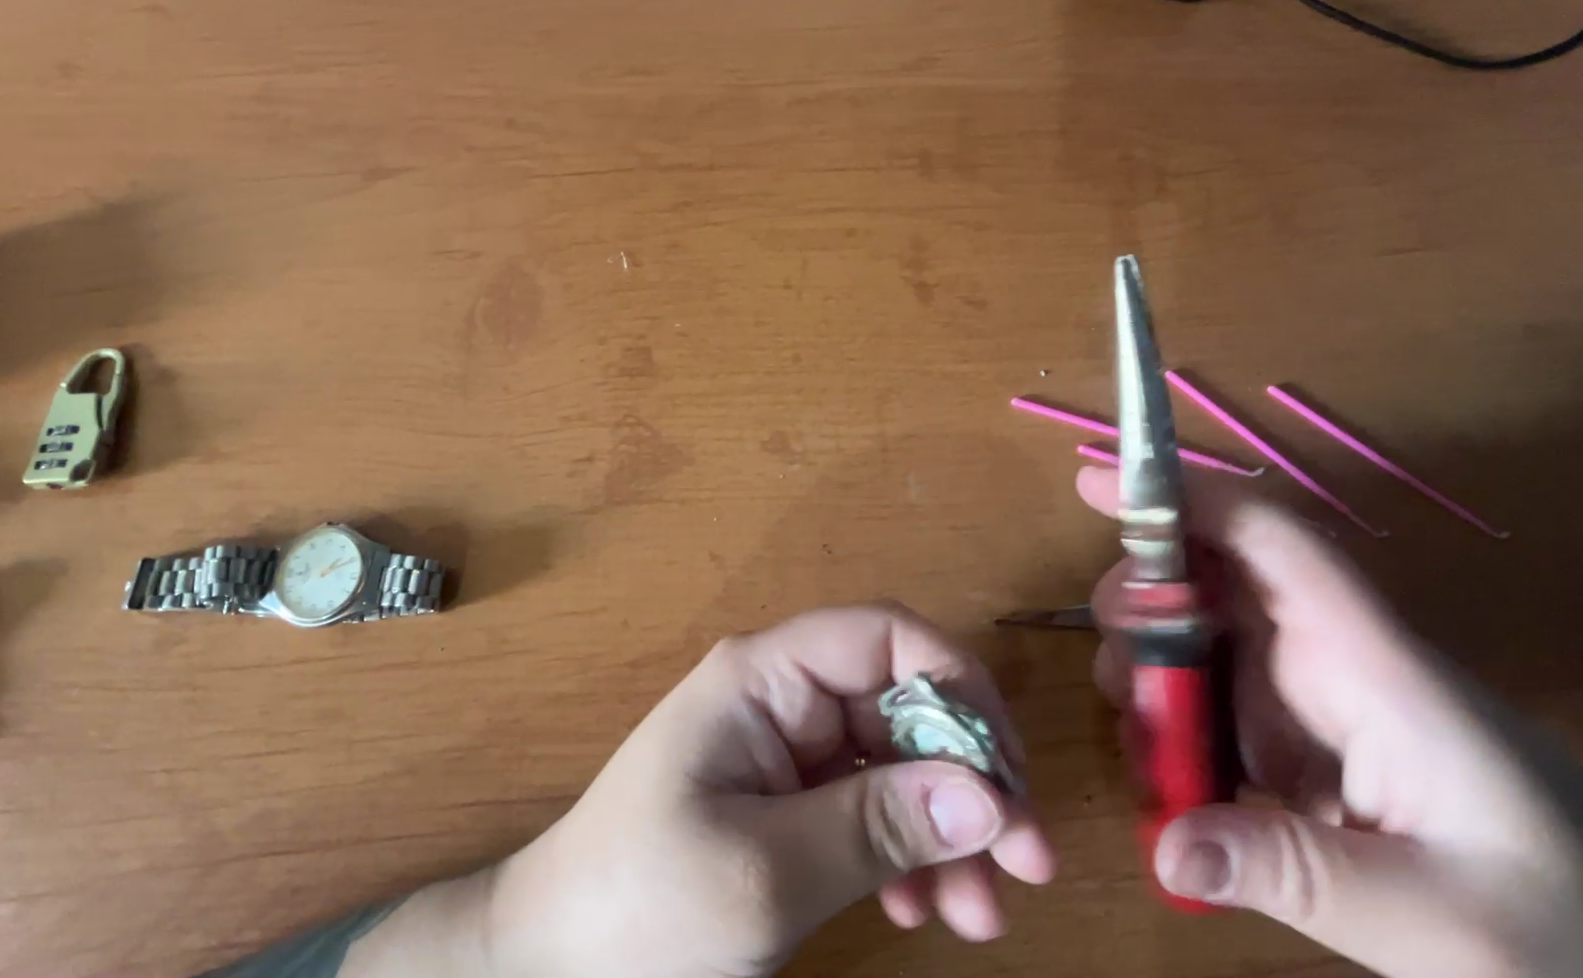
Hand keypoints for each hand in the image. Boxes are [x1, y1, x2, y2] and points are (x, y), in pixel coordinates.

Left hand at [478, 605, 1053, 977]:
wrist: (558, 963)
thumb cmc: (642, 903)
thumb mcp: (764, 872)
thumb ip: (875, 827)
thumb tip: (988, 797)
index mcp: (763, 678)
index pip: (882, 638)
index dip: (956, 686)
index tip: (1006, 772)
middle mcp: (783, 700)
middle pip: (903, 707)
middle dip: (967, 779)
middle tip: (1024, 862)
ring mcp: (790, 754)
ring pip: (899, 765)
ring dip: (949, 831)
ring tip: (979, 914)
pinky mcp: (794, 805)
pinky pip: (874, 810)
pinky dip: (909, 855)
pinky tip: (920, 910)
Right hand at [1080, 466, 1582, 976]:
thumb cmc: (1577, 929)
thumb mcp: (1438, 917)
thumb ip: (1298, 873)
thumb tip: (1164, 844)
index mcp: (1370, 668)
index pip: (1270, 547)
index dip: (1183, 500)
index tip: (1093, 482)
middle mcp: (1332, 668)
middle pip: (1214, 587)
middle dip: (1144, 607)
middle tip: (1119, 677)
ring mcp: (1315, 711)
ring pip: (1201, 649)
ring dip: (1150, 680)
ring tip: (1145, 751)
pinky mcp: (1305, 756)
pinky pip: (1215, 715)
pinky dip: (1173, 736)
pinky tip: (1169, 789)